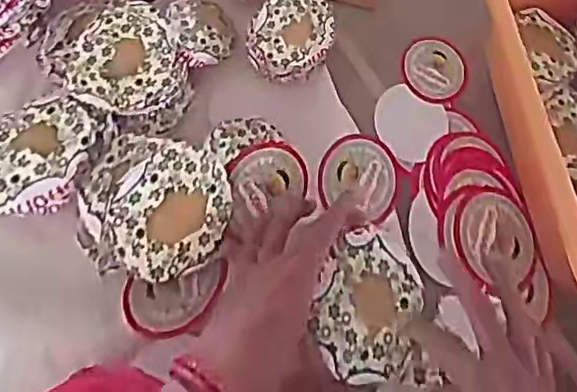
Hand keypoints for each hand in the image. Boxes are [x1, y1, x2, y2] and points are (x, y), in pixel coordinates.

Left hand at [182, 191, 356, 391]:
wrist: (214, 383)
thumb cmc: (264, 370)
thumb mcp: (307, 372)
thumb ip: (335, 373)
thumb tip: (363, 386)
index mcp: (296, 275)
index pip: (321, 231)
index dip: (339, 213)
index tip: (353, 202)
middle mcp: (271, 263)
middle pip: (286, 216)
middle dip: (304, 206)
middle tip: (317, 210)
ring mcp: (246, 270)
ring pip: (261, 226)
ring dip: (277, 215)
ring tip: (288, 216)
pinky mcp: (229, 284)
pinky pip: (240, 249)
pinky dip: (249, 239)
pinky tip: (252, 243)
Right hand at [409, 257, 576, 391]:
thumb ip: (442, 391)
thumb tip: (404, 383)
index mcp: (483, 377)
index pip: (443, 345)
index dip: (421, 331)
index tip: (406, 320)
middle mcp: (509, 364)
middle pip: (482, 312)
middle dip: (462, 280)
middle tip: (445, 250)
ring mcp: (536, 367)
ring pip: (520, 313)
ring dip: (505, 283)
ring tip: (493, 255)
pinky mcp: (553, 376)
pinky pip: (545, 338)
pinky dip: (534, 319)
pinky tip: (530, 309)